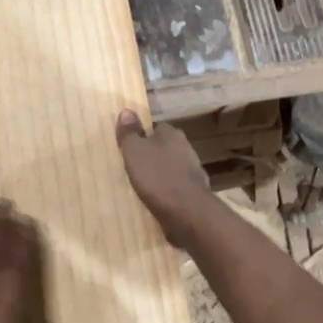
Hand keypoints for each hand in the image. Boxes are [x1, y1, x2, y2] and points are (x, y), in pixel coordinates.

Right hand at [115, 109, 215, 247]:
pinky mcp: (195, 193)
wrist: (187, 212)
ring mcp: (194, 171)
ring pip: (172, 168)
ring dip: (161, 175)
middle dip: (152, 156)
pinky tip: (158, 201)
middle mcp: (186, 148)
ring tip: (144, 186)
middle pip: (164, 148)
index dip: (142, 136)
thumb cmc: (157, 176)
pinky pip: (177, 188)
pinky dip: (168, 192)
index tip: (130, 148)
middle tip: (134, 167)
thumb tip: (127, 110)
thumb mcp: (134, 151)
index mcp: (172, 134)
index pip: (156, 128)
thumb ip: (130, 132)